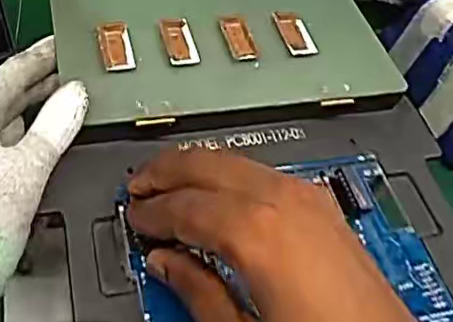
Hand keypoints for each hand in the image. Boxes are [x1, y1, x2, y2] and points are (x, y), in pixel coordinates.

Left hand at [0, 36, 88, 321]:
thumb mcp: (26, 170)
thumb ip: (55, 126)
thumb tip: (76, 93)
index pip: (15, 68)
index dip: (45, 52)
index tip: (66, 39)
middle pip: (11, 93)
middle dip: (46, 80)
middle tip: (79, 68)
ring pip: (9, 121)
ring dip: (39, 111)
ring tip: (71, 101)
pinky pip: (5, 147)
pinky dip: (30, 138)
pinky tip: (48, 145)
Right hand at [126, 149, 409, 321]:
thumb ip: (200, 294)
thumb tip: (166, 263)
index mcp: (257, 231)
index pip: (186, 205)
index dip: (153, 210)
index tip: (132, 215)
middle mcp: (280, 198)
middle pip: (206, 163)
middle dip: (167, 170)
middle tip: (138, 184)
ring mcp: (304, 194)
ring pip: (233, 159)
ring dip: (197, 166)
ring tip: (170, 182)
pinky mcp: (320, 202)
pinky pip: (261, 170)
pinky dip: (228, 173)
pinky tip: (217, 189)